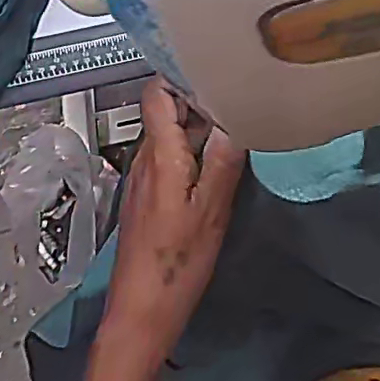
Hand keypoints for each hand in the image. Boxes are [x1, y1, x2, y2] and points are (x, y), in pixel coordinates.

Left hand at [96, 80, 246, 375]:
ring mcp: (144, 179)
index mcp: (159, 156)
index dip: (181, 74)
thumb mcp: (211, 212)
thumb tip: (235, 117)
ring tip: (236, 126)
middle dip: (200, 100)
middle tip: (239, 98)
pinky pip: (170, 159)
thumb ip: (223, 161)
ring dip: (199, 128)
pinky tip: (218, 164)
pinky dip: (192, 152)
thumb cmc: (175, 264)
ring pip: (170, 135)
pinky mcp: (148, 198)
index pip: (157, 93)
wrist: (141, 311)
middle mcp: (145, 160)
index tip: (216, 69)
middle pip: (165, 111)